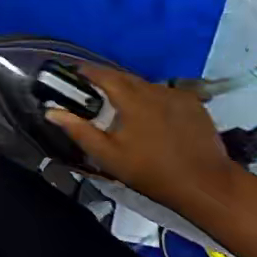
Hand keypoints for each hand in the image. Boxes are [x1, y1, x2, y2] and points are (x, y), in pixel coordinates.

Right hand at [45, 66, 240, 209]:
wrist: (205, 184)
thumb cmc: (151, 171)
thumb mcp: (108, 155)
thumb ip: (78, 130)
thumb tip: (51, 112)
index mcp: (131, 98)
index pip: (103, 74)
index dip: (86, 72)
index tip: (72, 73)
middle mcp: (154, 89)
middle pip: (125, 77)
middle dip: (107, 80)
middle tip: (93, 92)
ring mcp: (177, 95)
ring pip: (146, 86)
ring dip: (131, 91)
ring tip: (123, 108)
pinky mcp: (194, 104)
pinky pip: (166, 95)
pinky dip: (153, 100)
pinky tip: (152, 118)